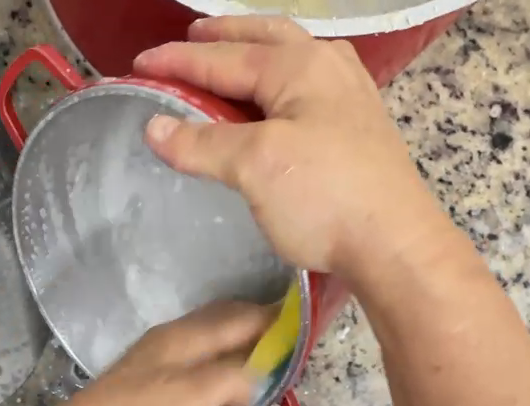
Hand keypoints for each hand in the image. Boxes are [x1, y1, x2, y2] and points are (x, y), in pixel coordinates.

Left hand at [45, 300, 270, 405]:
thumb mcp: (196, 396)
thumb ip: (235, 377)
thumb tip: (260, 375)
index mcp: (189, 334)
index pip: (245, 315)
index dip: (278, 320)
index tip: (308, 328)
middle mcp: (174, 335)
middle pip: (226, 319)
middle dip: (259, 326)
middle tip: (288, 347)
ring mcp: (158, 354)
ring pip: (209, 337)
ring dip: (238, 345)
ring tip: (262, 365)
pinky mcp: (147, 376)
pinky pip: (194, 357)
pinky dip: (217, 362)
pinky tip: (221, 384)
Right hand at [134, 16, 454, 281]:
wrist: (391, 242)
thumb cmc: (323, 197)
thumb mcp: (255, 165)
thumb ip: (203, 142)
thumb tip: (154, 127)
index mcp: (299, 66)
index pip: (225, 57)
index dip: (178, 61)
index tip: (139, 64)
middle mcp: (326, 67)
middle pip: (264, 39)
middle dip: (222, 38)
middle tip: (189, 40)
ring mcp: (345, 96)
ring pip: (287, 61)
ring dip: (251, 54)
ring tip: (225, 62)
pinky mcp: (352, 128)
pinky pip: (302, 89)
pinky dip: (272, 85)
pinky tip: (270, 101)